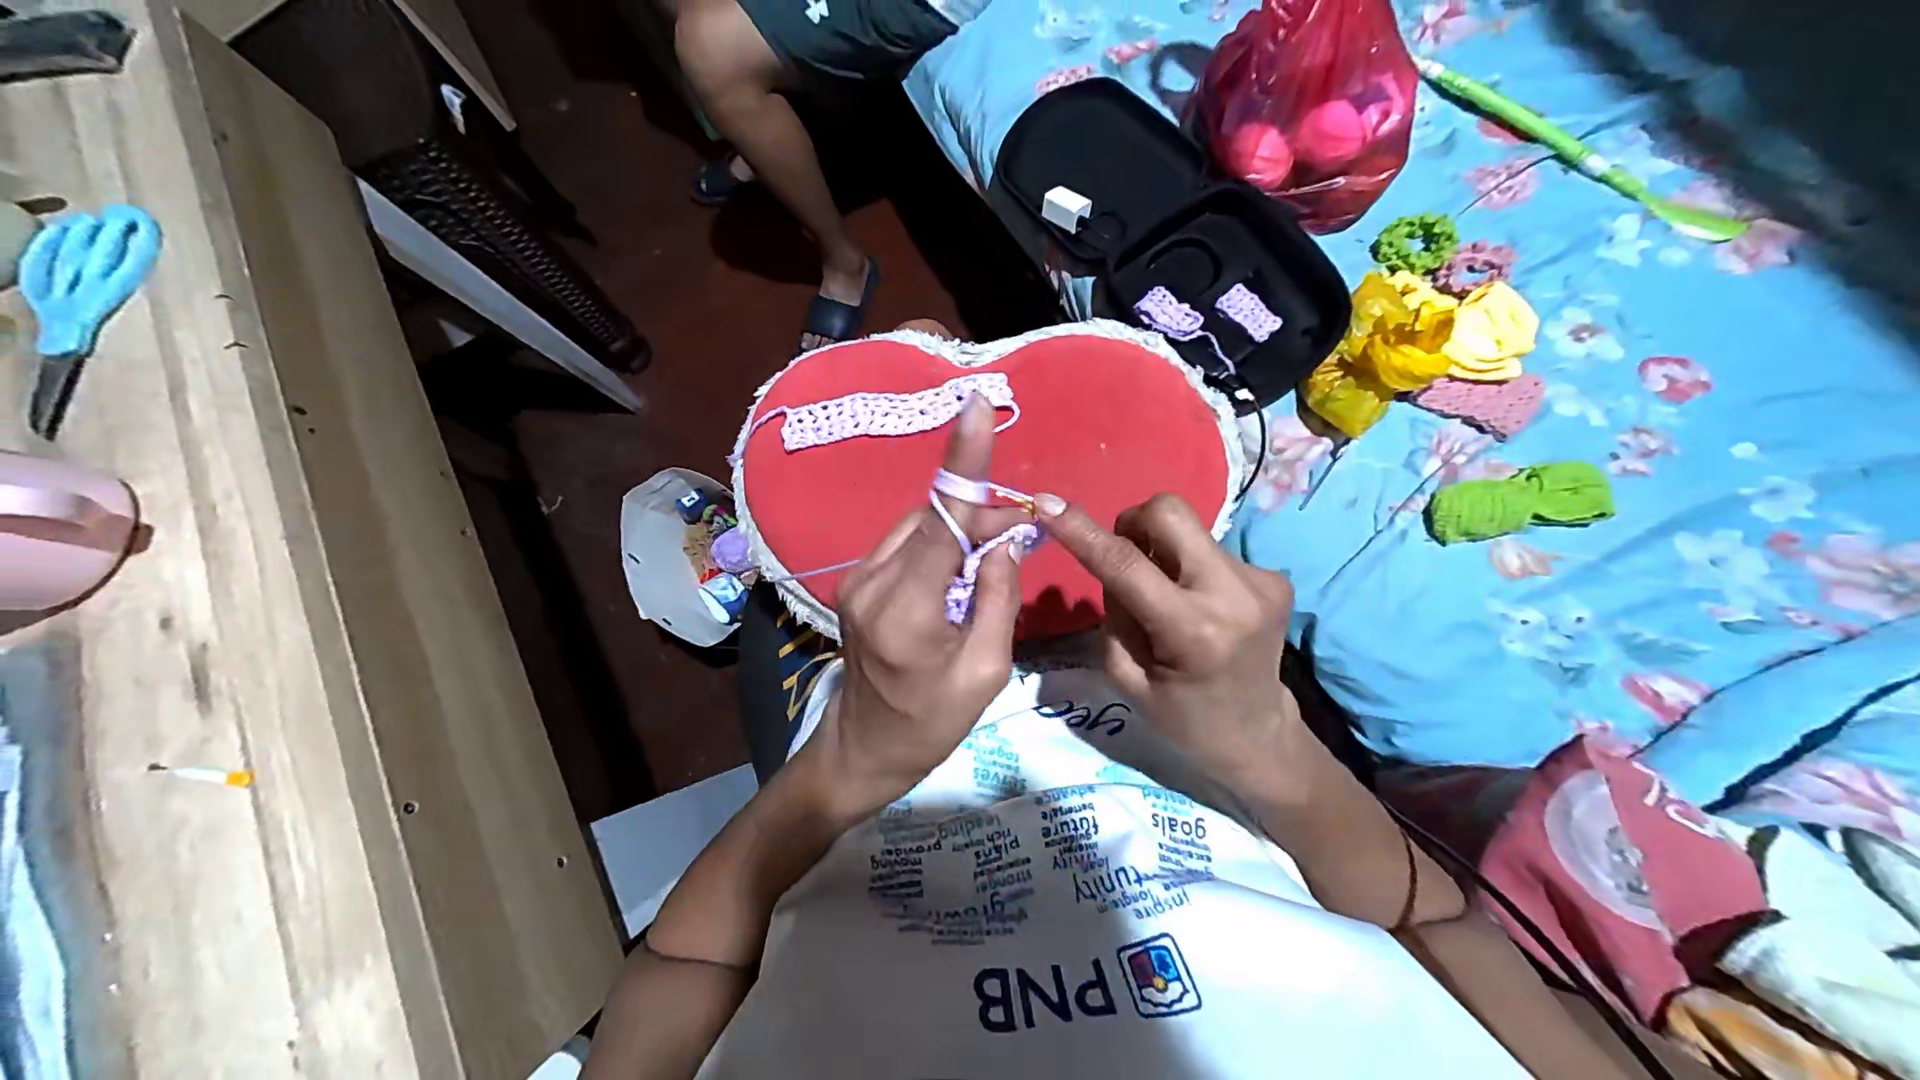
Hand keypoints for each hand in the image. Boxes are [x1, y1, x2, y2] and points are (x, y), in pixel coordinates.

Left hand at [800, 395, 1028, 815]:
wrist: (864, 748)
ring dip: (959, 529)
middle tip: (1020, 535)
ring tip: (992, 557)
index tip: (976, 407)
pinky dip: (937, 543)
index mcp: (906, 609)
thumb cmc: (931, 723)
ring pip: (918, 527)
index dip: (964, 462)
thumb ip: (998, 598)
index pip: (941, 521)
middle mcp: (872, 583)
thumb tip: (1007, 541)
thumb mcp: (986, 671)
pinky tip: (957, 569)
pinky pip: (905, 544)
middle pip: (934, 519)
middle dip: (981, 516)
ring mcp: (856, 581)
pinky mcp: (855, 583)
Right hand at [1036, 492, 1306, 791]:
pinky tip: (1198, 603)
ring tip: (1167, 596)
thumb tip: (1112, 558)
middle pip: (1169, 512)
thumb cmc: (1183, 717)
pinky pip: (1210, 548)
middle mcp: (1233, 594)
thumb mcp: (1127, 678)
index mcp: (1192, 630)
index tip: (1049, 504)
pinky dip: (1189, 567)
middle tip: (1124, 558)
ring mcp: (1261, 580)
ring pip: (1189, 529)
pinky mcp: (1274, 576)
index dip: (1082, 531)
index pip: (1125, 564)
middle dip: (1133, 523)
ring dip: (1163, 551)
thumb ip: (1114, 612)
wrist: (1258, 733)